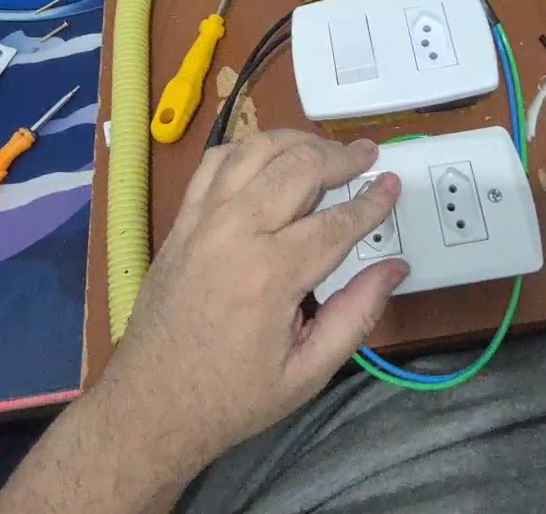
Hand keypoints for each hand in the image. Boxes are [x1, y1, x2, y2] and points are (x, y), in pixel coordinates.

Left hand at [94, 130, 408, 472]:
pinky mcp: (182, 218)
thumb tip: (395, 268)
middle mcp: (235, 232)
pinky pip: (215, 162)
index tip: (393, 184)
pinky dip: (247, 148)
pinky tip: (270, 156)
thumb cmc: (233, 396)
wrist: (150, 403)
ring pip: (256, 151)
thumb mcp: (308, 373)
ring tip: (325, 148)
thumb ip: (357, 314)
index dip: (371, 201)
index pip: (336, 222)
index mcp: (271, 275)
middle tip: (367, 155)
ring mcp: (203, 219)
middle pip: (298, 168)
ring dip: (297, 141)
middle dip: (340, 156)